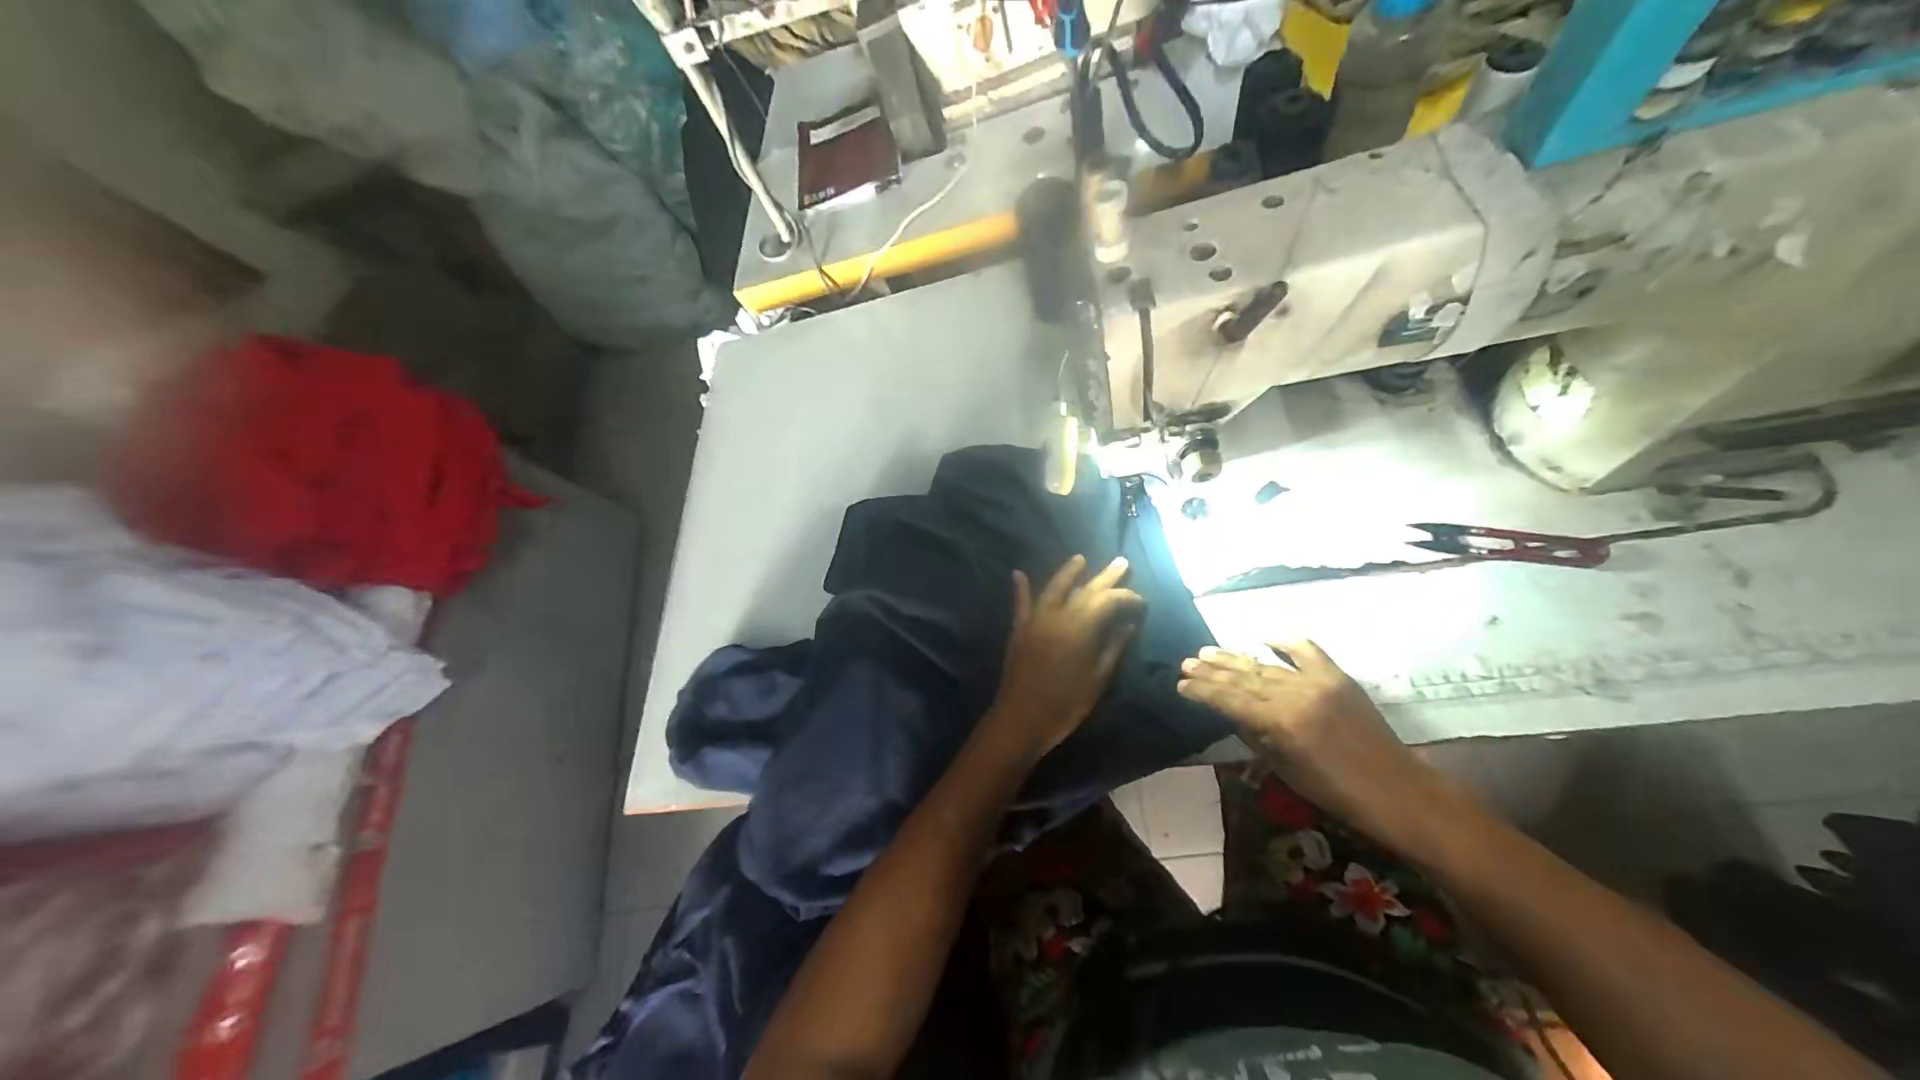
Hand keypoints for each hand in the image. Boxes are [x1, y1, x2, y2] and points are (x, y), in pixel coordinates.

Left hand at [988, 555, 1145, 758]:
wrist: (1021, 719)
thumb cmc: (1066, 704)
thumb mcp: (1098, 679)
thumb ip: (1113, 647)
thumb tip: (1128, 624)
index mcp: (1080, 627)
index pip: (1108, 601)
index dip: (1127, 598)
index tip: (1141, 603)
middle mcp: (1057, 616)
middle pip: (1084, 589)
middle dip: (1105, 577)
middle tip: (1121, 563)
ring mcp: (1035, 620)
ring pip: (1054, 588)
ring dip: (1068, 572)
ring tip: (1080, 559)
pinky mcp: (1019, 630)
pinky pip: (1021, 604)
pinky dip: (1021, 588)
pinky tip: (1018, 573)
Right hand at [1177, 641, 1454, 846]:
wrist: (1396, 790)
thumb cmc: (1335, 792)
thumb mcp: (1284, 769)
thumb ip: (1254, 736)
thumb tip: (1230, 713)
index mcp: (1281, 722)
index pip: (1230, 699)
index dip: (1202, 691)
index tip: (1180, 685)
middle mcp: (1296, 694)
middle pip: (1244, 677)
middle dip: (1213, 671)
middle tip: (1187, 662)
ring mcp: (1319, 681)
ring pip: (1267, 665)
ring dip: (1236, 658)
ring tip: (1208, 652)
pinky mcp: (1339, 677)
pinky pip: (1307, 651)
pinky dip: (1285, 643)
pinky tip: (1265, 639)